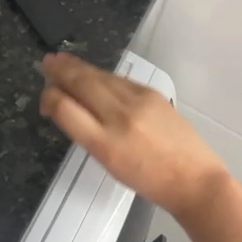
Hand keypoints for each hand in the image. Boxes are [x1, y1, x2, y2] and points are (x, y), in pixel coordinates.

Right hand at [39, 53, 229, 221]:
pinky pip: (118, 80)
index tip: (46, 97)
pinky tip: (93, 72)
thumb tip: (70, 108)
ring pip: (99, 77)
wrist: (195, 180)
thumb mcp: (111, 166)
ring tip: (62, 60)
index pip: (66, 110)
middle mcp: (119, 118)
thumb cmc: (150, 181)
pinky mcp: (152, 94)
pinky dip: (101, 75)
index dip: (50, 98)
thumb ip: (88, 135)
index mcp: (104, 144)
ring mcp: (138, 102)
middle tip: (46, 62)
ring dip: (78, 67)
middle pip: (81, 85)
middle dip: (60, 71)